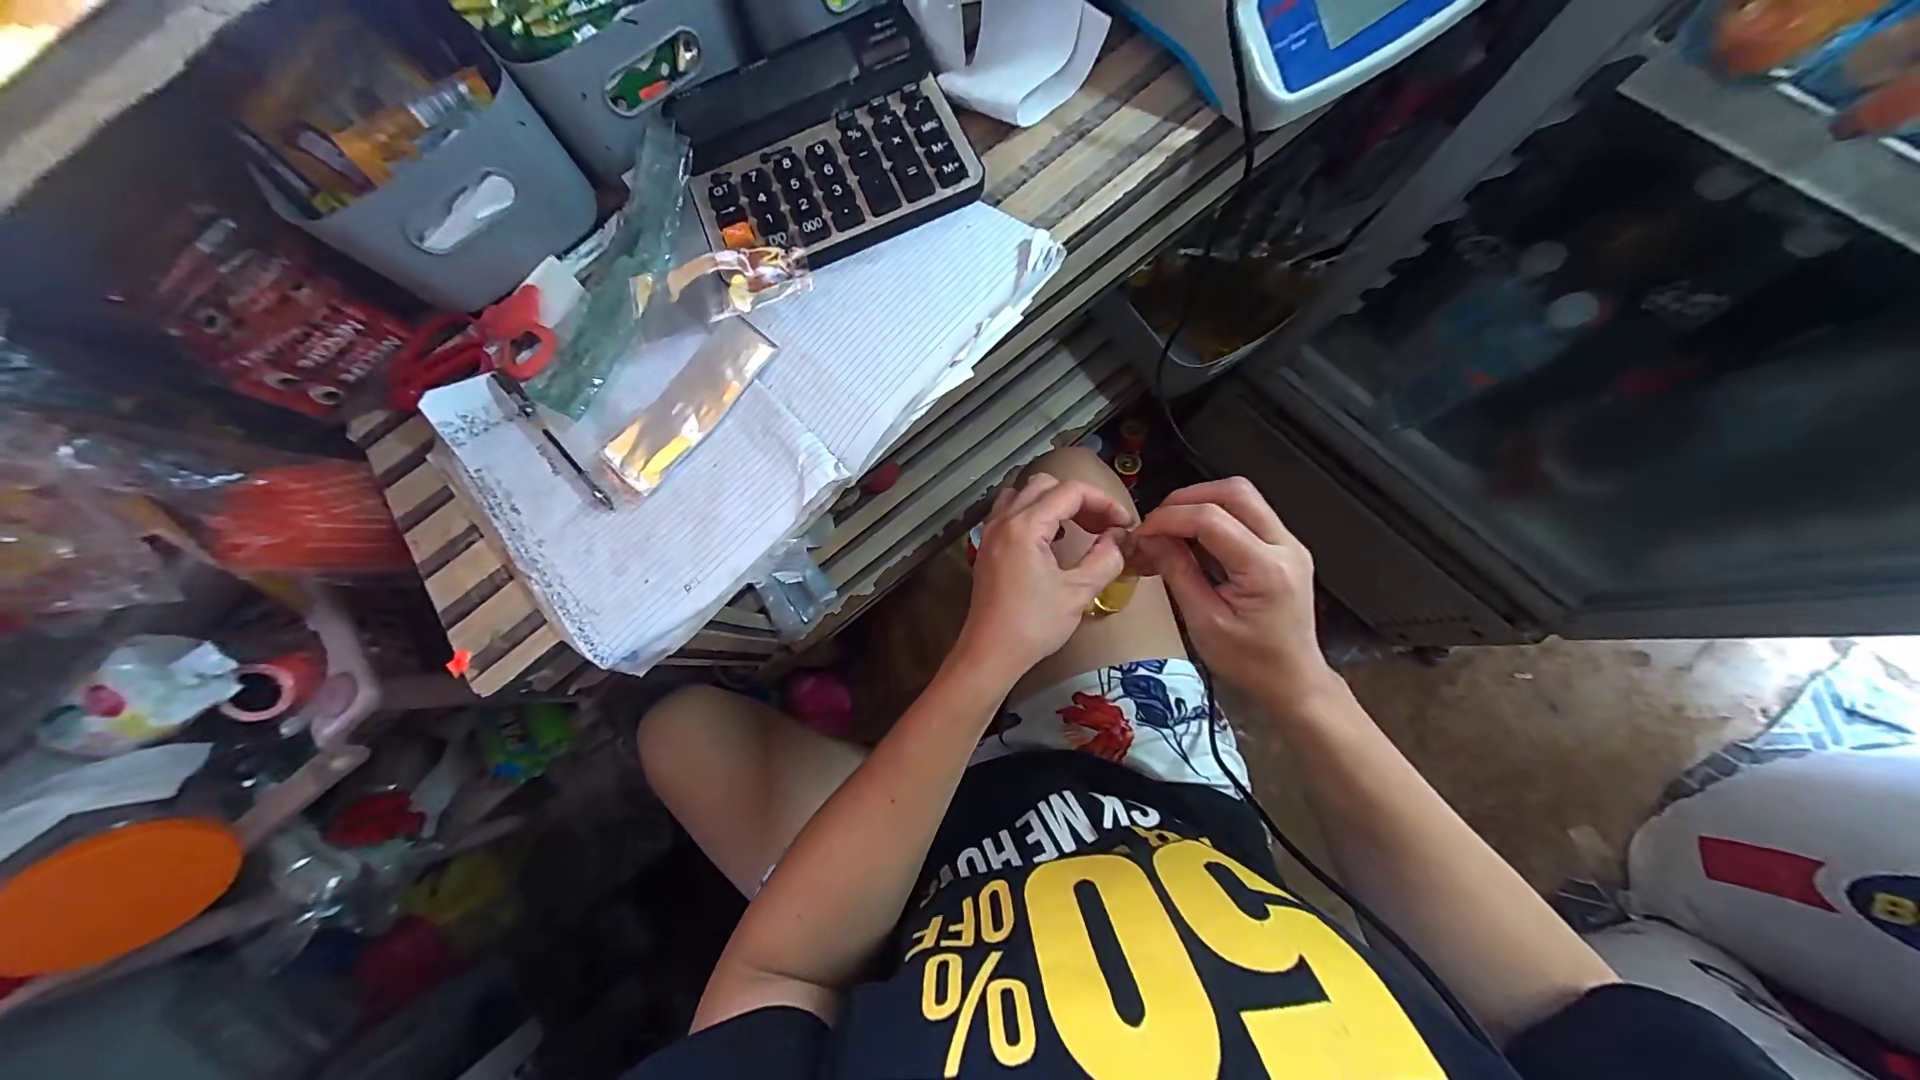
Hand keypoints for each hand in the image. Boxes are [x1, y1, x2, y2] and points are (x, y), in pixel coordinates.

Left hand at [958, 474, 1129, 685]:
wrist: (989, 653)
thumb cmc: (1031, 626)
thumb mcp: (1078, 593)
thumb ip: (1105, 559)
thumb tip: (1118, 538)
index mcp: (1025, 526)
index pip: (1071, 491)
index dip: (1104, 503)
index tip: (1123, 525)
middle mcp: (1003, 521)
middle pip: (1046, 485)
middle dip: (1080, 499)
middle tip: (1102, 526)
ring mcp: (991, 533)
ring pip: (1025, 494)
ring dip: (1054, 503)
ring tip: (1077, 528)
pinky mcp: (988, 548)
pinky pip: (1011, 513)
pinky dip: (1035, 515)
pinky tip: (1051, 541)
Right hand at [1132, 477, 1337, 710]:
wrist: (1293, 680)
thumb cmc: (1251, 661)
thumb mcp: (1204, 622)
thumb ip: (1178, 573)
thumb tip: (1151, 539)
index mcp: (1266, 570)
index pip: (1212, 519)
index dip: (1169, 518)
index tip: (1143, 532)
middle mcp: (1285, 547)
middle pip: (1234, 492)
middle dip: (1187, 499)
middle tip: (1157, 522)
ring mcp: (1288, 544)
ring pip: (1242, 497)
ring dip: (1201, 503)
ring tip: (1172, 529)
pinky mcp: (1283, 547)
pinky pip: (1247, 514)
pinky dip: (1215, 516)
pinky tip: (1193, 539)